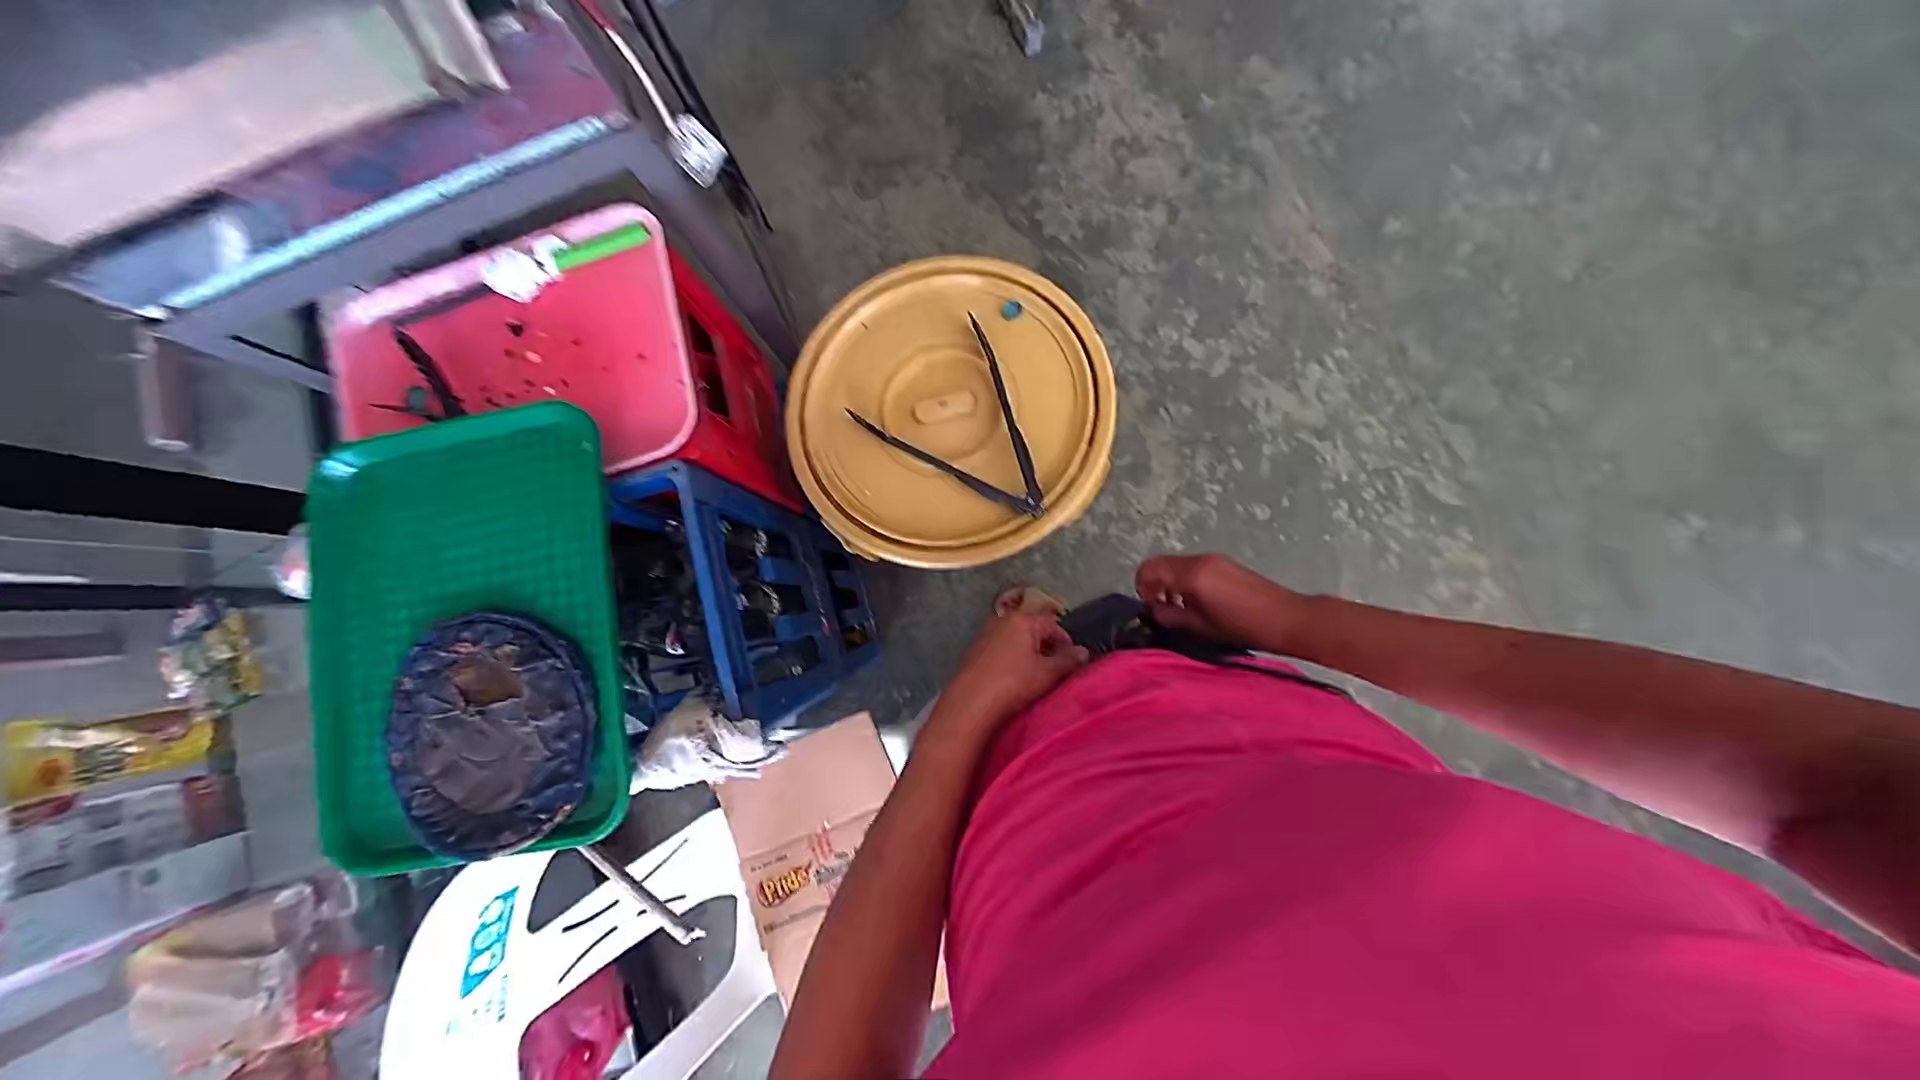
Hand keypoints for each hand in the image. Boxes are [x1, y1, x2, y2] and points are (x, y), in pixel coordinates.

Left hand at [927, 613, 1089, 740]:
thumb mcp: (1047, 673)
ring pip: (1017, 641)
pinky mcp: (975, 650)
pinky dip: (1012, 661)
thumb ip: (1068, 660)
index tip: (1072, 663)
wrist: (970, 702)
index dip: (1066, 643)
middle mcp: (1002, 620)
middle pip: (1034, 631)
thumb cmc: (1012, 683)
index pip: (1053, 625)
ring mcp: (986, 634)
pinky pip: (1002, 650)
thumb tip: (1083, 652)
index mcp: (1022, 620)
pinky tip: (1014, 681)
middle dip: (1047, 649)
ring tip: (1036, 679)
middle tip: (1055, 672)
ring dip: (1029, 655)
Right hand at [1136, 554, 1311, 652]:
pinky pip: (1191, 566)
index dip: (1142, 587)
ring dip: (1170, 582)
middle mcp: (1199, 560)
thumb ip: (1170, 615)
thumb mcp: (1199, 626)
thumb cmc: (1241, 627)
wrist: (1286, 619)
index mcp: (1191, 575)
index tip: (1151, 607)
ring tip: (1181, 607)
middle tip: (1163, 608)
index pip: (1149, 569)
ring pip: (1175, 564)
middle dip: (1154, 584)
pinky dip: (1184, 580)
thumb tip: (1154, 609)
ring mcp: (1213, 559)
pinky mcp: (1223, 563)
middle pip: (1160, 563)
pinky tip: (1198, 602)